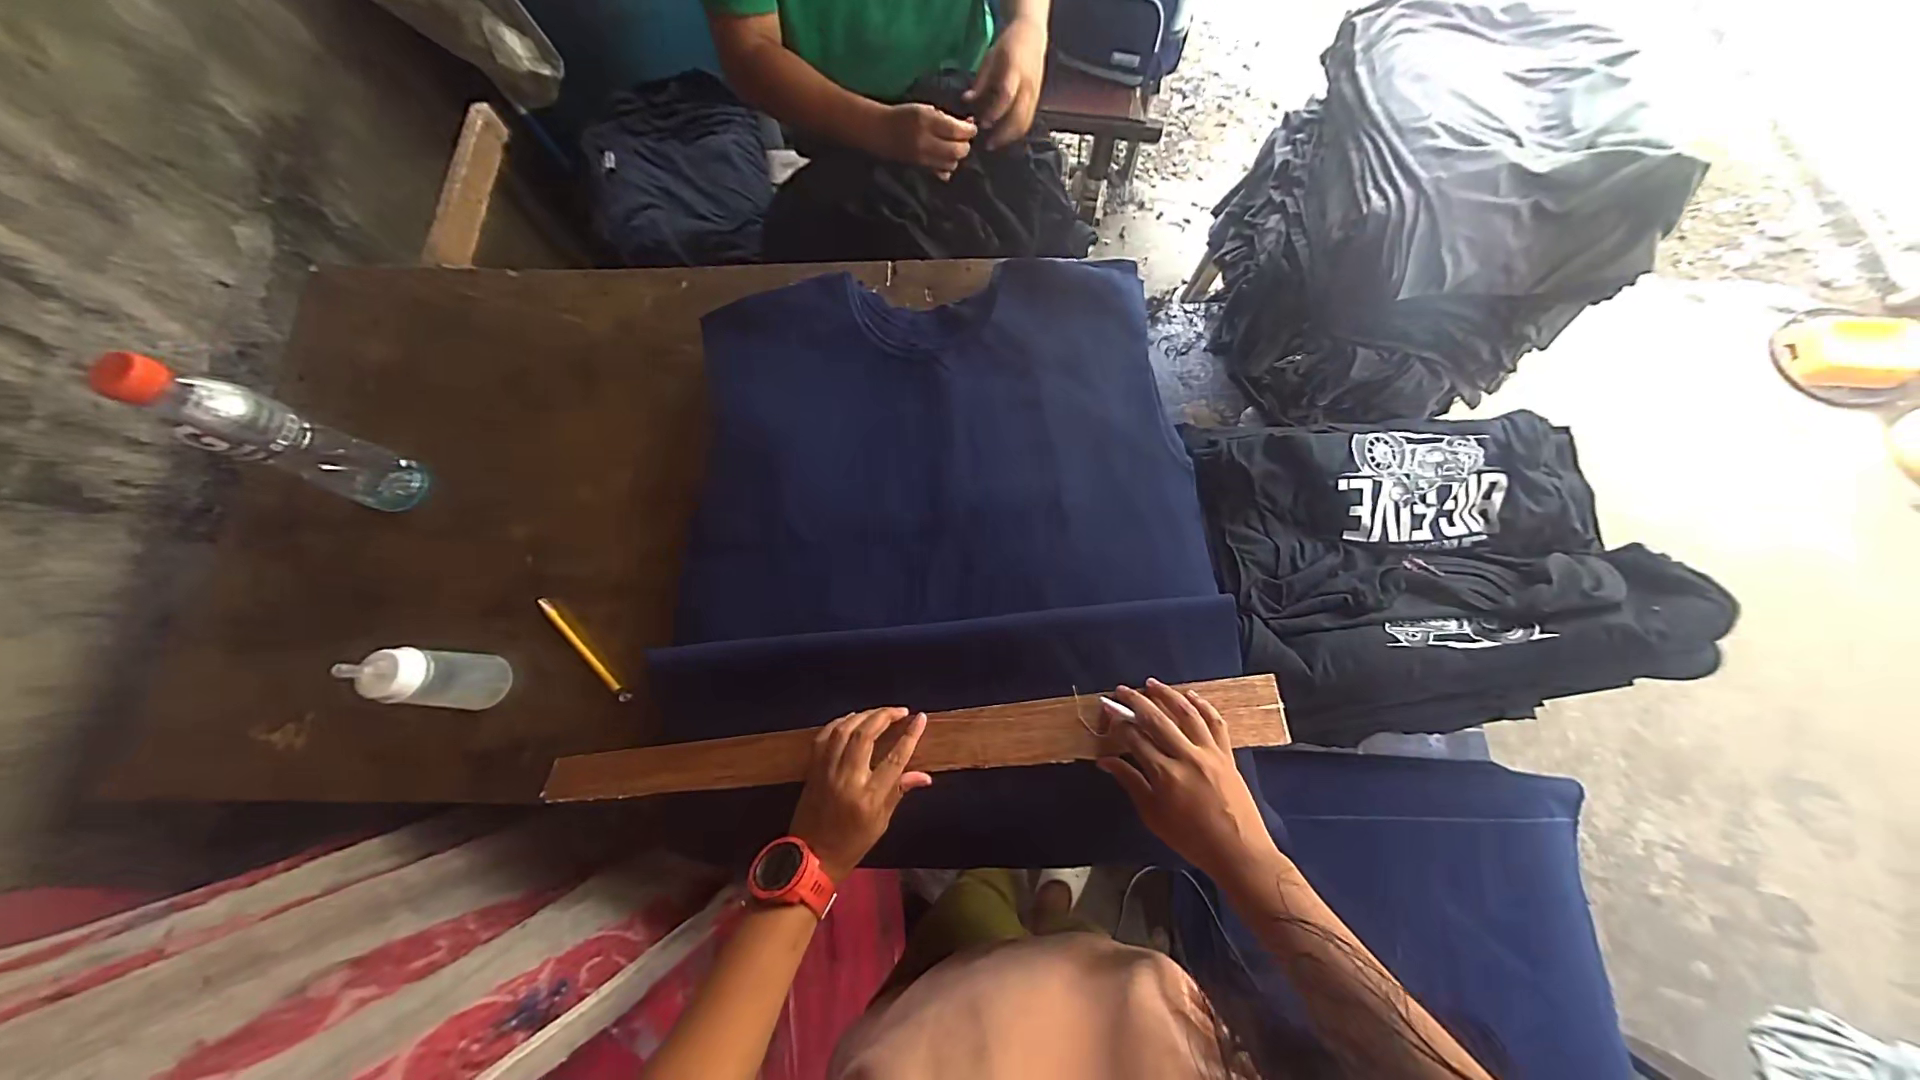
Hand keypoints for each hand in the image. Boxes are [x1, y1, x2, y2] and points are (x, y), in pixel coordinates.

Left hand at [789, 707, 932, 882]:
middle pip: (867, 735)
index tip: (920, 718)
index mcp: (869, 796)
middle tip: (900, 711)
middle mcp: (848, 778)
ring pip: (845, 730)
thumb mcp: (881, 822)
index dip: (910, 735)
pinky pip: (825, 736)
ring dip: (864, 715)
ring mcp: (827, 770)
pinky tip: (852, 718)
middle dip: (885, 716)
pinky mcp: (813, 768)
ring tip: (879, 712)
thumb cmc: (852, 844)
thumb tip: (924, 776)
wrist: (811, 858)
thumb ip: (899, 791)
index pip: (895, 758)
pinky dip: (839, 722)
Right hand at [873, 103, 976, 178]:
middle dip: (965, 145)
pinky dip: (948, 167)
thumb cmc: (904, 115)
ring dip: (956, 156)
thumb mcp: (924, 109)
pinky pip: (942, 172)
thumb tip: (967, 126)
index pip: (956, 130)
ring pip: (952, 163)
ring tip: (952, 147)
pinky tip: (944, 158)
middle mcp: (926, 142)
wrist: (881, 131)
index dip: (969, 131)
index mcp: (927, 122)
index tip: (972, 127)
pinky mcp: (922, 168)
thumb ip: (945, 118)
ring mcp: (924, 158)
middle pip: (958, 151)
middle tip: (963, 139)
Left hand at [965, 19, 1046, 148]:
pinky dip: (1015, 133)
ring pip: (1024, 124)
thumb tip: (966, 102)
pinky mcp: (1036, 102)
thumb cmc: (1008, 46)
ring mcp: (1034, 95)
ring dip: (1009, 138)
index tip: (982, 124)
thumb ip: (980, 82)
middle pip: (1018, 117)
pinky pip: (1027, 123)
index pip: (1006, 96)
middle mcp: (1027, 85)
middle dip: (1002, 134)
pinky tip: (1003, 137)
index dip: (994, 113)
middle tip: (987, 144)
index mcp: (1015, 70)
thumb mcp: (990, 59)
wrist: (1032, 35)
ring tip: (994, 143)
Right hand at [1096, 681, 1282, 885]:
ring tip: (1151, 683)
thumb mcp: (1153, 815)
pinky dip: (1203, 705)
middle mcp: (1186, 757)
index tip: (1108, 713)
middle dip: (1135, 701)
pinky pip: (1215, 723)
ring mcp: (1210, 753)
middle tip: (1121, 690)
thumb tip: (1105, 761)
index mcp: (1165, 774)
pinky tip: (1191, 696)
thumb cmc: (1190, 838)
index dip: (1118, 723)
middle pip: (1156, 719)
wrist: (1238, 852)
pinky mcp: (1227, 755)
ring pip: (1186, 713)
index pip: (1135, 738)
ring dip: (1167, 694)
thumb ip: (1130, 782)